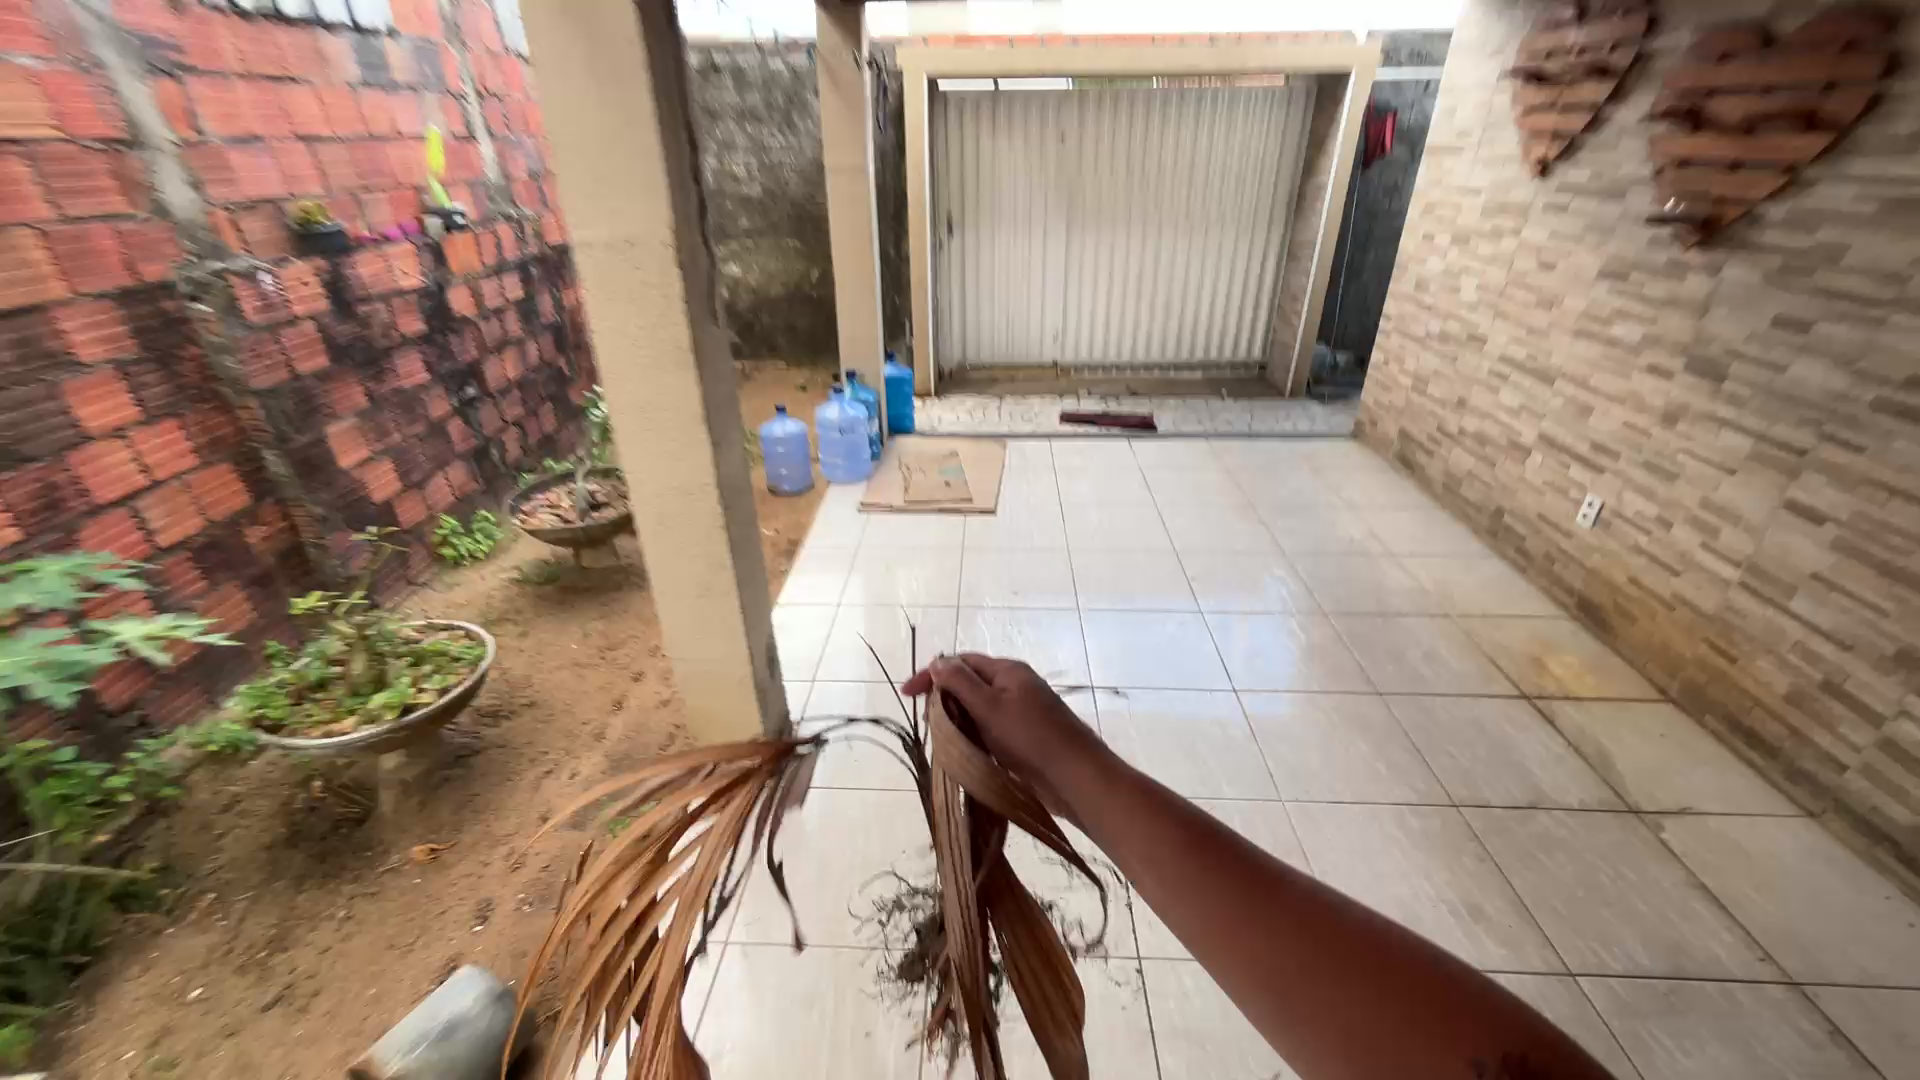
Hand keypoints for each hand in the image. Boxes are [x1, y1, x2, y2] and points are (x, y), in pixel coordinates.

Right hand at [901, 653, 1105, 816]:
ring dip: (958, 722)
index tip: (907, 695)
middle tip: (928, 725)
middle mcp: (1014, 686)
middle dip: (944, 700)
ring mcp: (1020, 712)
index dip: (932, 674)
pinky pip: (990, 730)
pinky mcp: (1023, 738)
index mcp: (1007, 671)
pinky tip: (965, 752)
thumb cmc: (1031, 737)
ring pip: (978, 710)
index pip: (961, 662)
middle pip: (969, 684)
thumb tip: (937, 662)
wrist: (1076, 776)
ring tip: (943, 741)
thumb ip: (961, 683)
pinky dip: (974, 737)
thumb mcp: (990, 707)